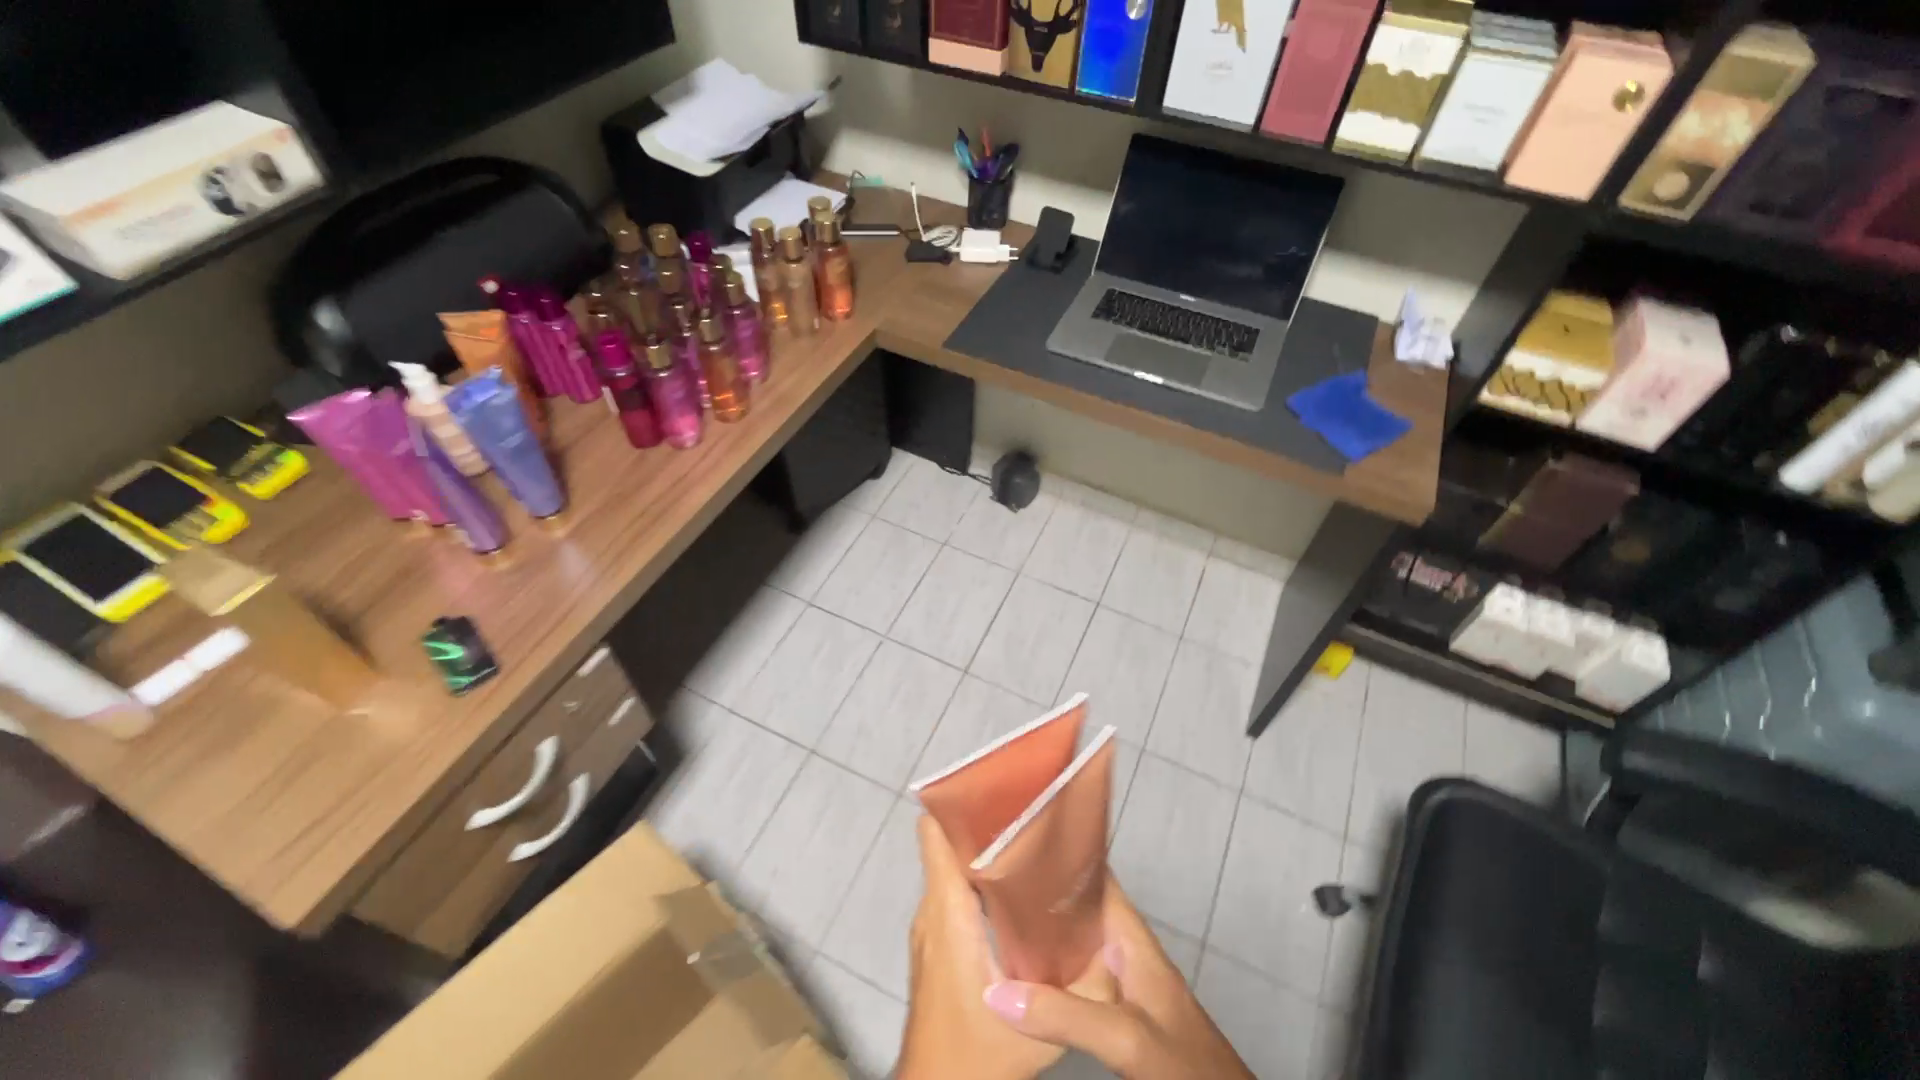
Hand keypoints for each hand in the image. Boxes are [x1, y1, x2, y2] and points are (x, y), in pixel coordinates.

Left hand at [896, 816, 1115, 1079]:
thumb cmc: (976, 1056)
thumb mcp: (1042, 1019)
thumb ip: (1084, 983)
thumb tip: (1116, 947)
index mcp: (949, 915)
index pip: (937, 835)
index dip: (963, 804)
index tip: (1002, 790)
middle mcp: (932, 912)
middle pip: (949, 845)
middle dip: (988, 824)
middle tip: (1035, 816)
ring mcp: (929, 929)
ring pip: (951, 869)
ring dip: (985, 853)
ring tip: (1032, 847)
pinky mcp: (934, 945)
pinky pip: (952, 894)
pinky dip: (979, 883)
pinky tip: (1017, 895)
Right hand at [979, 878, 1254, 1079]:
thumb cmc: (1187, 1063)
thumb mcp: (1126, 1036)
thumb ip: (1067, 1014)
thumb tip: (994, 992)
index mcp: (1135, 943)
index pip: (1099, 881)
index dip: (1065, 856)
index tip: (1020, 841)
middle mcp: (1125, 957)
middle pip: (1079, 912)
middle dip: (1041, 893)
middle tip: (992, 879)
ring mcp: (1121, 989)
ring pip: (1073, 947)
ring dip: (1040, 934)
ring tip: (993, 918)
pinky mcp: (1114, 1017)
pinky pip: (1072, 982)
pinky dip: (1046, 972)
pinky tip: (1018, 978)